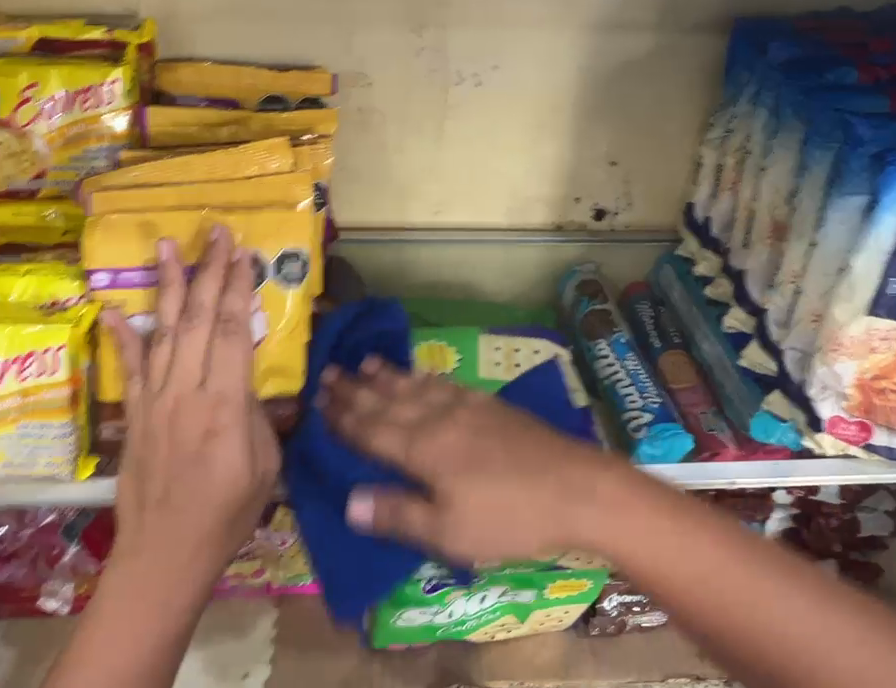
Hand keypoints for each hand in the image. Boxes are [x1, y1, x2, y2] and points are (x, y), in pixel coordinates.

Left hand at [106, 226, 279, 582]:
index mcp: (226, 404)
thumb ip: (256, 414)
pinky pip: (129, 367)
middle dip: (210, 271)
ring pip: (164, 331)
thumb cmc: (227, 514)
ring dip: (168, 286)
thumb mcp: (266, 465)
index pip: (234, 331)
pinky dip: (121, 335)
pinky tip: (114, 306)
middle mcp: (187, 391)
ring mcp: (155, 400)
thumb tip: (245, 382)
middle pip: (200, 319)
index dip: (239, 287)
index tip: (243, 252)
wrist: (165, 555)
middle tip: (215, 232)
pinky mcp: (134, 414)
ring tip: (166, 246)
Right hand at [319, 358, 625, 563]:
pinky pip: (444, 384)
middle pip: (389, 401)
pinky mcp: (490, 406)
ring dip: (386, 377)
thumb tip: (348, 500)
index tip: (317, 400)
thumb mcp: (449, 533)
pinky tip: (421, 376)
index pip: (372, 429)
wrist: (578, 487)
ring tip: (363, 363)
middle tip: (326, 372)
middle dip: (355, 390)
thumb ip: (398, 514)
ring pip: (415, 387)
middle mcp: (438, 419)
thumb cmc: (509, 518)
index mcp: (423, 449)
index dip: (343, 417)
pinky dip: (423, 378)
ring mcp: (467, 407)